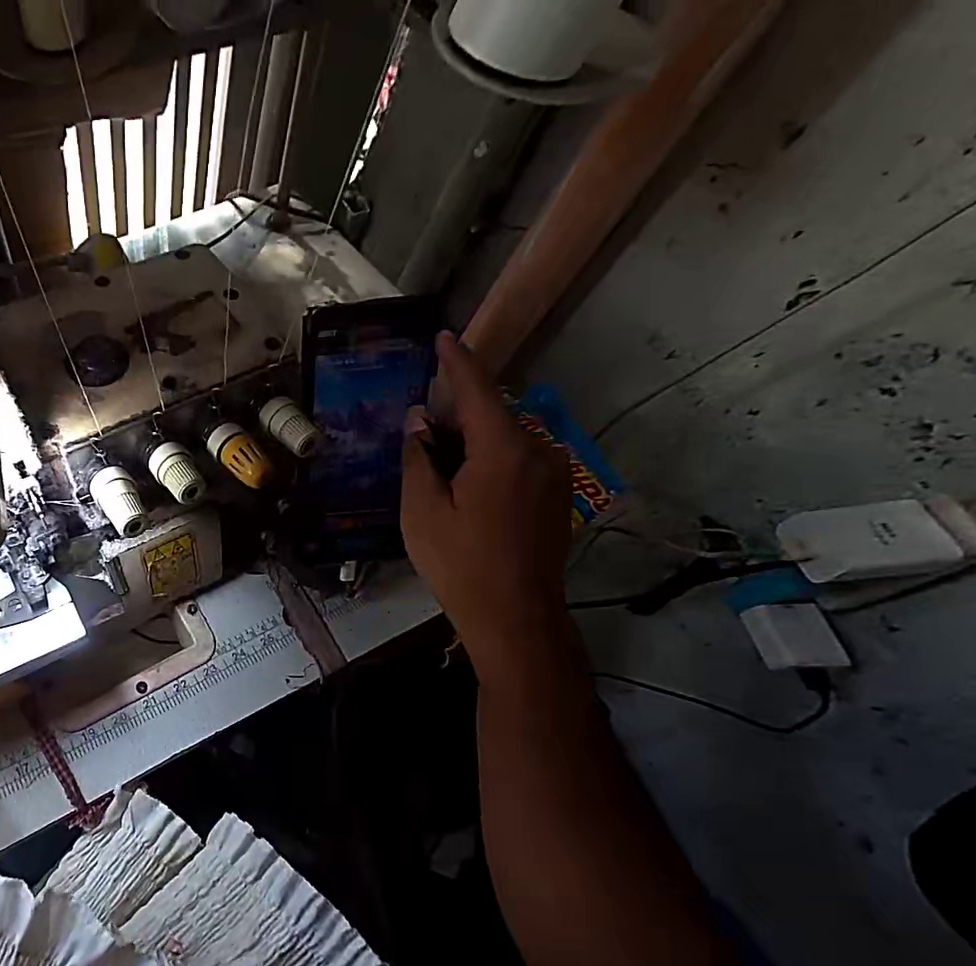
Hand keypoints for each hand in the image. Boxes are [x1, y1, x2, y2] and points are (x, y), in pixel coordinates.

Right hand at [401, 332, 573, 658]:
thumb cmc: (461, 565)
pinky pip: (519, 459)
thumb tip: (418, 421)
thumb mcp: (422, 512)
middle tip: (421, 437)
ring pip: (506, 438)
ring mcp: (554, 473)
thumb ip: (419, 458)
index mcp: (503, 450)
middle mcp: (538, 451)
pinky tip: (467, 490)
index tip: (443, 337)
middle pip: (492, 414)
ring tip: (440, 472)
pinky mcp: (557, 494)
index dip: (457, 362)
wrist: (516, 617)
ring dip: (472, 441)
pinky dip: (490, 459)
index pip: (477, 390)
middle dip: (456, 416)